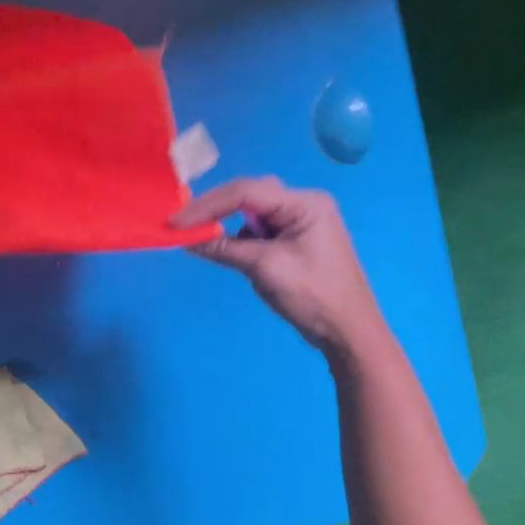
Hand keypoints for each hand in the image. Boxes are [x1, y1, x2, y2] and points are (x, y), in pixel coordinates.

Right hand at [172, 177, 383, 352]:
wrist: (348, 333)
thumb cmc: (313, 296)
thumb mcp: (264, 268)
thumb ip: (223, 248)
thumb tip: (183, 238)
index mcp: (304, 203)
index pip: (245, 192)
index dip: (207, 205)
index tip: (176, 222)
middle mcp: (303, 204)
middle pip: (248, 195)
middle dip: (213, 208)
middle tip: (180, 224)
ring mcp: (299, 221)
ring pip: (250, 210)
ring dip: (224, 220)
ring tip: (195, 233)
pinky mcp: (293, 239)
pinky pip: (257, 228)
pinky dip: (236, 235)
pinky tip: (221, 244)